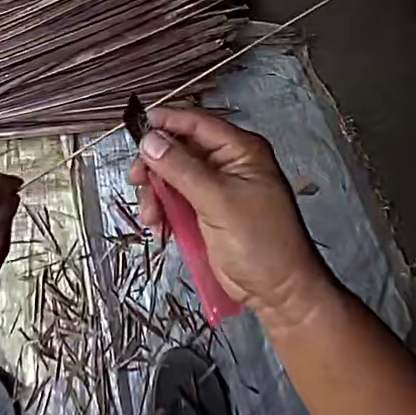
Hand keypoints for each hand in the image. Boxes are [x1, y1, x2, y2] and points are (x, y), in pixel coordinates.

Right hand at [127, 108, 334, 330]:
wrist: (277, 292)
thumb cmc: (260, 242)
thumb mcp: (218, 200)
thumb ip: (182, 168)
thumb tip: (150, 140)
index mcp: (240, 150)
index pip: (198, 123)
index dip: (167, 122)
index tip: (138, 126)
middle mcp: (227, 163)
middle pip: (180, 149)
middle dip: (156, 165)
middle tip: (137, 180)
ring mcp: (216, 188)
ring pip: (172, 176)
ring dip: (156, 193)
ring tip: (152, 216)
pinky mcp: (206, 211)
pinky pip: (175, 200)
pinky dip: (163, 210)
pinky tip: (160, 227)